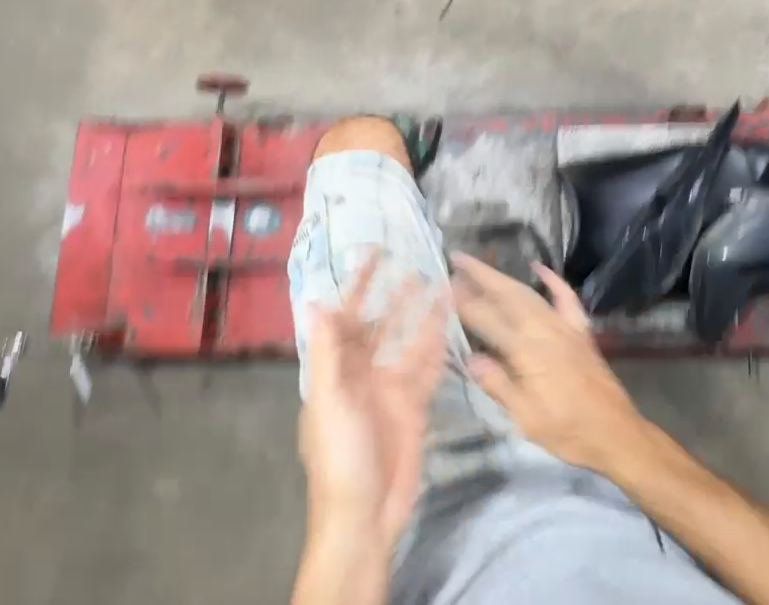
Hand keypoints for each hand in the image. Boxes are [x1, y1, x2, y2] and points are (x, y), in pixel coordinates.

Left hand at [299, 257, 448, 551]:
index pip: (346, 317)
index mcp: (336, 369)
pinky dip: (438, 347)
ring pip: (408, 342)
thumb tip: (317, 302)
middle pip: (380, 326)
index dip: (358, 287)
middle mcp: (363, 373)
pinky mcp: (414, 407)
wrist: (365, 513)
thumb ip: (328, 353)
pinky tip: (451, 326)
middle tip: (414, 265)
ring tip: (441, 287)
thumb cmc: (338, 457)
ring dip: (421, 316)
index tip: (373, 255)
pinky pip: (428, 369)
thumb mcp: (329, 401)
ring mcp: (391, 389)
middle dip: (393, 297)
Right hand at [451, 254, 648, 475]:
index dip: (463, 303)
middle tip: (457, 258)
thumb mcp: (526, 418)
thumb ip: (498, 385)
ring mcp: (564, 327)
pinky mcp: (580, 331)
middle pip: (507, 294)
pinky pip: (565, 298)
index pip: (486, 319)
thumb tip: (471, 360)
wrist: (616, 433)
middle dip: (480, 275)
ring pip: (529, 293)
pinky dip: (553, 281)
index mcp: (526, 350)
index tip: (443, 289)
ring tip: (481, 266)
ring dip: (504, 277)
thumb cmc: (567, 431)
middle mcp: (543, 329)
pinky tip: (540, 268)